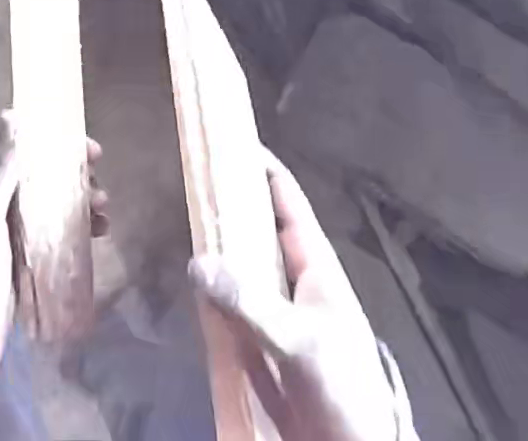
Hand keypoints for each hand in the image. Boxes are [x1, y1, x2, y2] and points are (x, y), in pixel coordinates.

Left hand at [0, 114, 109, 409]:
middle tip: (99, 172)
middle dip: (69, 168)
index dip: (46, 137)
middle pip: (36, 173)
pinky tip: (97, 234)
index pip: (14, 147)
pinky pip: (53, 232)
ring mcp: (7, 235)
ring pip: (48, 202)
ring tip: (104, 207)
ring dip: (77, 197)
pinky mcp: (21, 262)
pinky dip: (76, 226)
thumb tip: (13, 118)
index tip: (78, 141)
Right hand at [189, 150, 410, 440]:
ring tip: (185, 212)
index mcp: (316, 265)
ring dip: (219, 238)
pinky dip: (214, 282)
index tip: (229, 138)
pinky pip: (234, 296)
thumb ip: (249, 302)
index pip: (287, 200)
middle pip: (260, 224)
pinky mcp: (264, 338)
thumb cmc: (341, 390)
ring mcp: (280, 307)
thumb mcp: (299, 342)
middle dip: (232, 197)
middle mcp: (296, 277)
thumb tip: (196, 260)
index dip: (261, 167)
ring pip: (244, 259)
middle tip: (194, 172)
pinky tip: (192, 275)